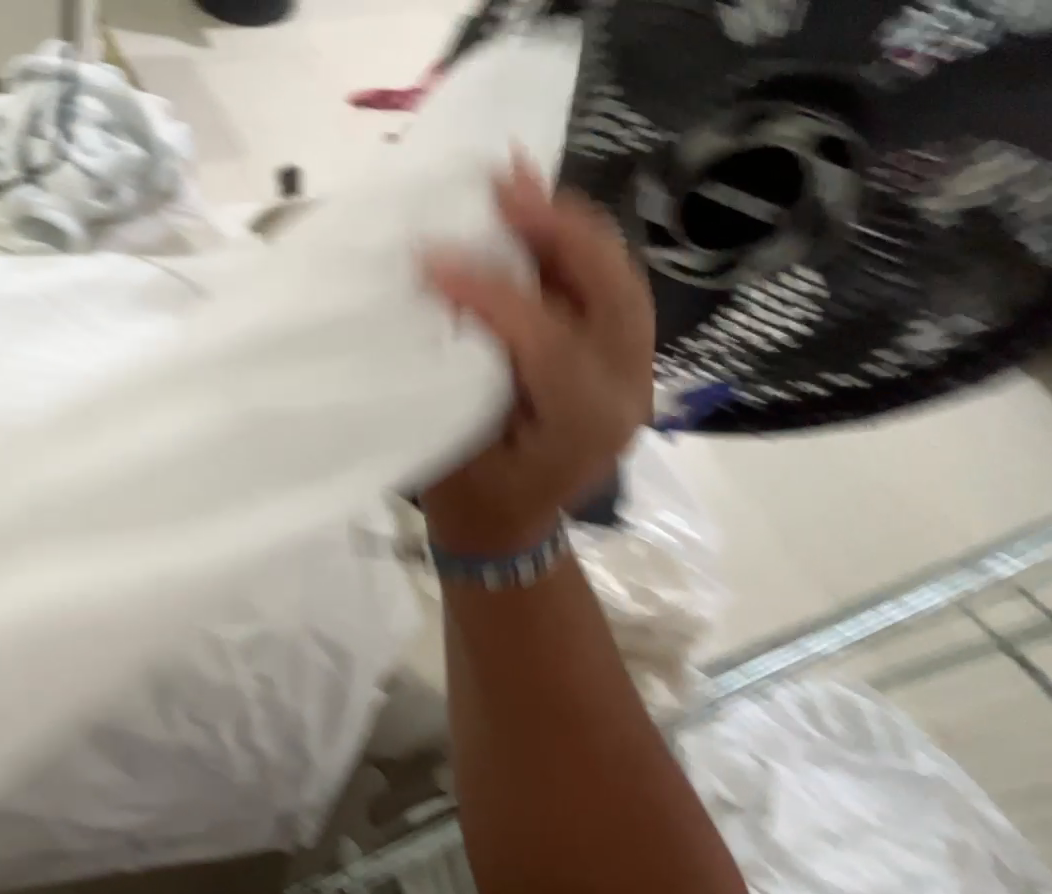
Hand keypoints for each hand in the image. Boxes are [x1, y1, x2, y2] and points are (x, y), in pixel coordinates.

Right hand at [420, 158, 654, 553]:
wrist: (510, 533)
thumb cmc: (472, 503)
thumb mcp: (452, 451)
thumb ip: (457, 379)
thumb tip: (442, 302)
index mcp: (581, 426)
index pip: (546, 340)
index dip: (492, 292)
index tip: (433, 258)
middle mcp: (626, 391)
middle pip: (611, 291)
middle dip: (557, 230)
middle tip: (505, 184)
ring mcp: (635, 372)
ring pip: (620, 281)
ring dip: (570, 230)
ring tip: (521, 188)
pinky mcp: (624, 360)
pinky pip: (609, 292)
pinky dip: (575, 252)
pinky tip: (538, 223)